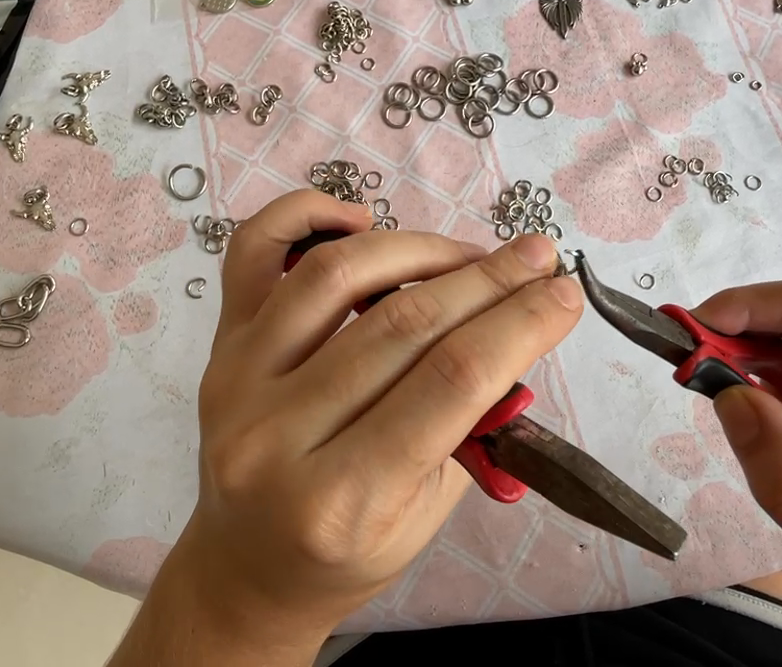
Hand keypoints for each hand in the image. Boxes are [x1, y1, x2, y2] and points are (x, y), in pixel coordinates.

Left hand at [110, 190, 580, 665]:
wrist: (248, 568)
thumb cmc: (348, 551)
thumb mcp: (427, 514)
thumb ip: (467, 421)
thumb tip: (516, 323)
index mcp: (340, 500)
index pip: (450, 383)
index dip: (518, 325)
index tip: (562, 291)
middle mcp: (278, 433)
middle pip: (405, 325)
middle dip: (487, 280)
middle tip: (536, 256)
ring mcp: (238, 378)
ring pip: (337, 275)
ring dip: (419, 249)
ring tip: (468, 254)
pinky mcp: (218, 343)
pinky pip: (252, 250)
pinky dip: (305, 214)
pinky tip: (361, 218)